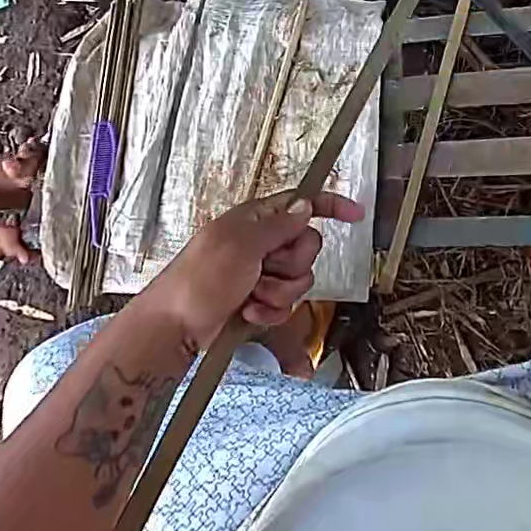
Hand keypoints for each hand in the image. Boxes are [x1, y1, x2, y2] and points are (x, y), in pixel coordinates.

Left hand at [140, 190, 363, 347]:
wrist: (174, 326)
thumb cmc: (199, 279)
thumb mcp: (242, 244)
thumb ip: (279, 224)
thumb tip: (305, 205)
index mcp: (257, 219)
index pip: (302, 204)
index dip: (330, 206)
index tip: (356, 213)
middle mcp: (262, 242)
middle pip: (308, 247)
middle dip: (292, 264)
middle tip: (265, 269)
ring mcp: (261, 272)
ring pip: (300, 279)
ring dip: (278, 292)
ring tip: (251, 295)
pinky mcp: (260, 298)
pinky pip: (286, 303)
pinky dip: (270, 311)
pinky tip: (248, 312)